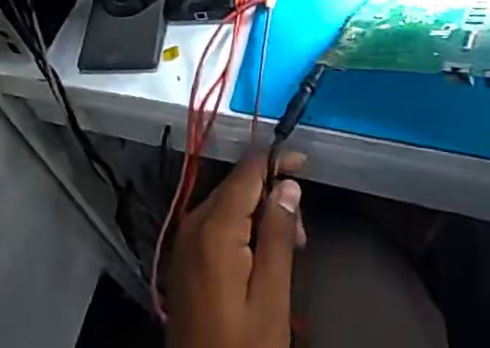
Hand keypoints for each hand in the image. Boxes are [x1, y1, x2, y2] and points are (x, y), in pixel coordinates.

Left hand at [166, 152, 306, 347]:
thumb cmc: (241, 345)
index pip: (247, 172)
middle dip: (271, 194)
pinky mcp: (185, 255)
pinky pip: (216, 223)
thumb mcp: (271, 297)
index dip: (275, 160)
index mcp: (214, 227)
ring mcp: (185, 238)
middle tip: (301, 233)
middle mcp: (194, 222)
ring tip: (288, 248)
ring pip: (228, 204)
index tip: (304, 162)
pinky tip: (262, 254)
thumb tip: (288, 185)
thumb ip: (278, 235)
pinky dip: (242, 227)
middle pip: (237, 186)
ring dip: (259, 213)